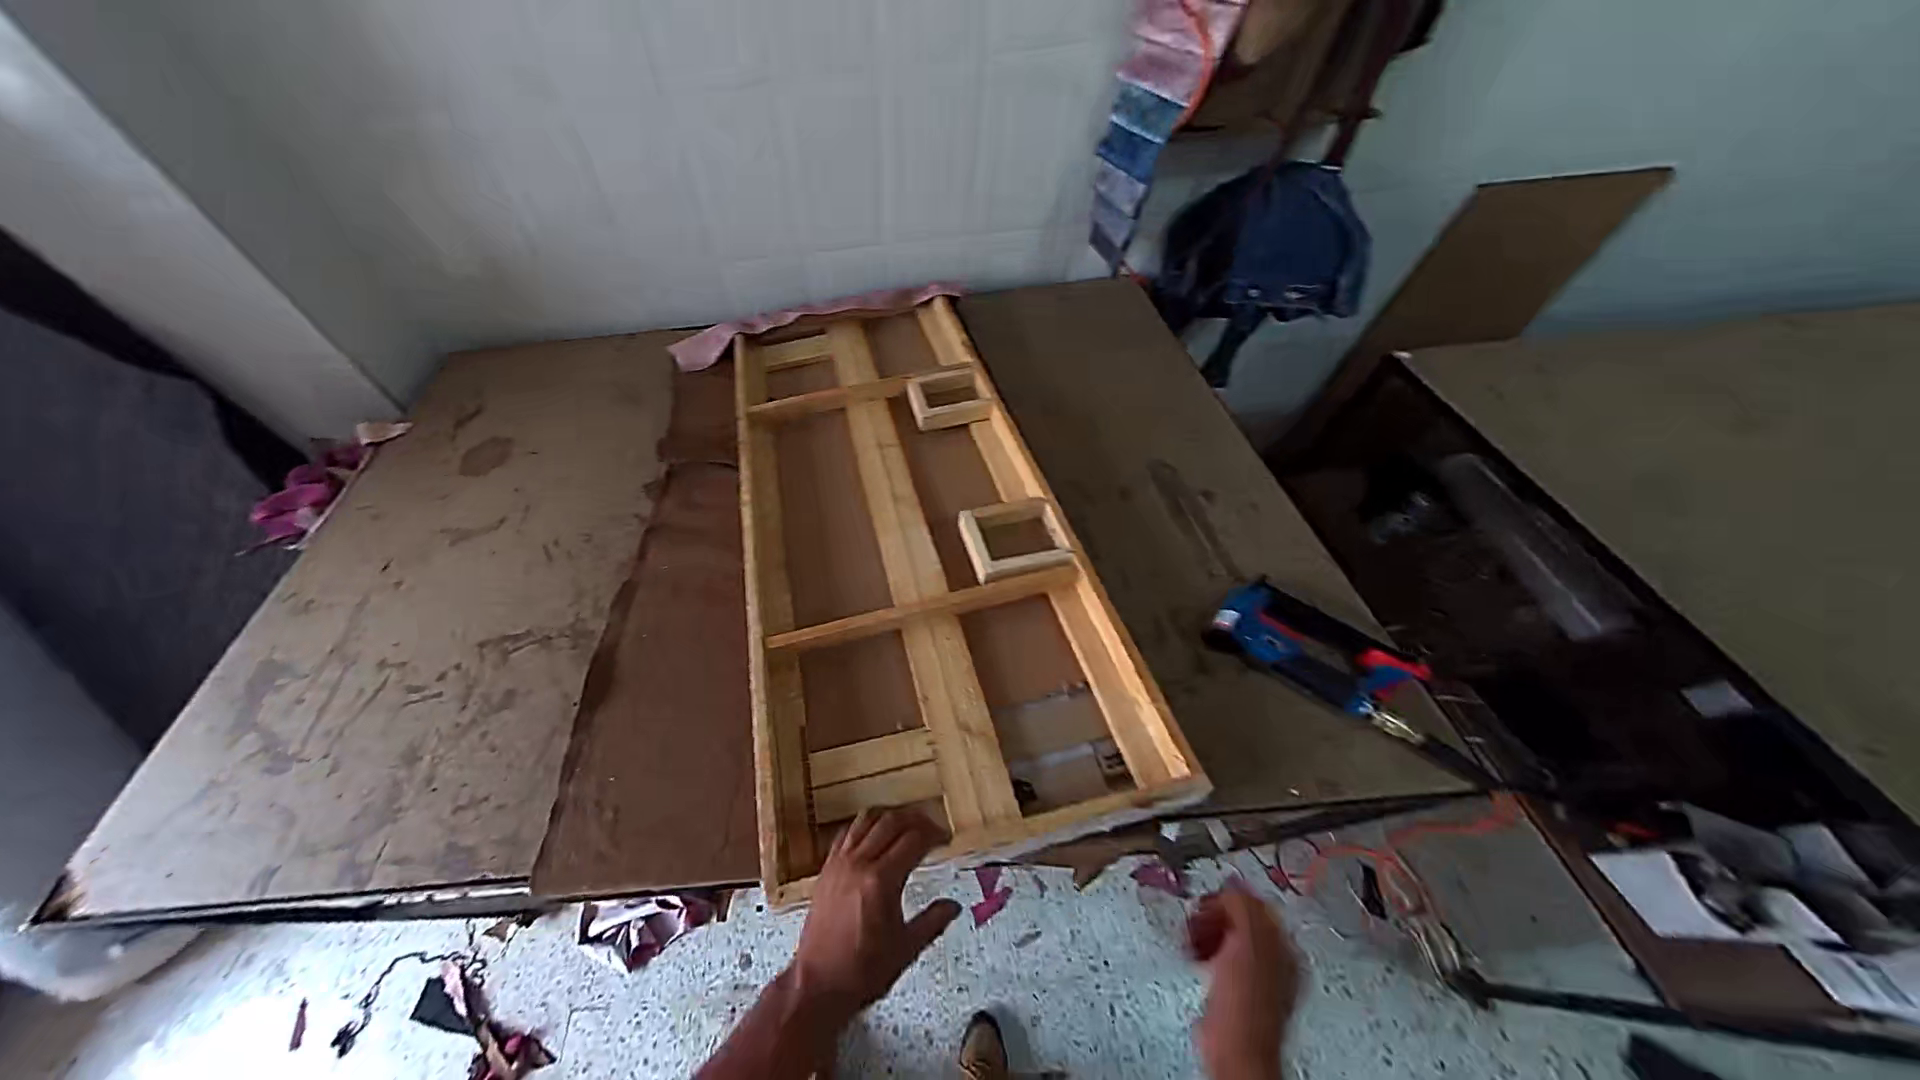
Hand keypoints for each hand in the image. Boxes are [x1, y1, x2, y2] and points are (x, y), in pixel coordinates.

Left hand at [788, 808, 962, 1015]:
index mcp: (881, 881)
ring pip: (867, 820)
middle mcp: (859, 865)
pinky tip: (873, 836)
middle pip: (892, 821)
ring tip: (905, 826)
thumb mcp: (906, 949)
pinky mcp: (826, 869)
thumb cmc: (860, 971)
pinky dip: (864, 827)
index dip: (934, 834)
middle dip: (916, 819)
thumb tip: (953, 906)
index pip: (914, 839)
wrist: (817, 984)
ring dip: (890, 817)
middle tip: (930, 828)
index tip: (944, 839)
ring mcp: (839, 864)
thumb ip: (933, 921)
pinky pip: (846, 833)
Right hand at [1188, 879, 1298, 1079]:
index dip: (1231, 894)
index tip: (1211, 895)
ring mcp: (1257, 975)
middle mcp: (1276, 959)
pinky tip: (1198, 953)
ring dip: (1208, 927)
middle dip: (1217, 911)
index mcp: (1284, 946)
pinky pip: (1220, 952)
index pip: (1258, 902)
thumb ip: (1243, 906)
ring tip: (1195, 933)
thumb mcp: (1245, 940)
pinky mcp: (1236, 988)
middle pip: (1243, 917)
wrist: (1232, 1044)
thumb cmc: (1244, 1004)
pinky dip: (1205, 946)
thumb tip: (1234, 886)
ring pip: (1230, 933)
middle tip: (1200, 914)